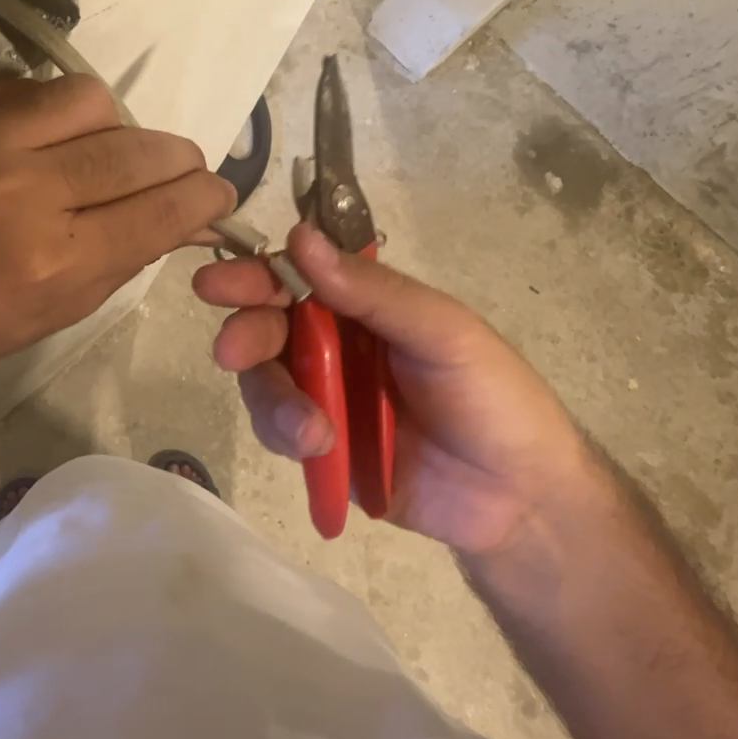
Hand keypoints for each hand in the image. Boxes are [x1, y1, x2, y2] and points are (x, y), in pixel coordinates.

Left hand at [0, 76, 235, 417]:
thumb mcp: (62, 307)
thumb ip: (132, 252)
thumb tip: (192, 213)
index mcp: (53, 258)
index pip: (161, 208)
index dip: (204, 197)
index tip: (216, 192)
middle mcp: (20, 190)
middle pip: (134, 149)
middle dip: (177, 159)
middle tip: (181, 167)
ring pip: (88, 99)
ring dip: (113, 126)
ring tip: (101, 150)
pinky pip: (28, 89)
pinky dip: (51, 113)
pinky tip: (42, 140)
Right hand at [192, 223, 593, 556]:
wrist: (520, 502)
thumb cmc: (494, 398)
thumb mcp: (443, 333)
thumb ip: (372, 291)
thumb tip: (298, 237)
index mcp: (362, 304)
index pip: (297, 276)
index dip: (255, 275)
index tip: (217, 283)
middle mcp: (333, 342)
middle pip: (267, 326)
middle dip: (246, 336)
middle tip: (231, 353)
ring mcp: (323, 395)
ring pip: (264, 381)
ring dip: (273, 399)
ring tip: (310, 432)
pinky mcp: (318, 445)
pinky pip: (278, 431)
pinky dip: (286, 436)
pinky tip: (317, 450)